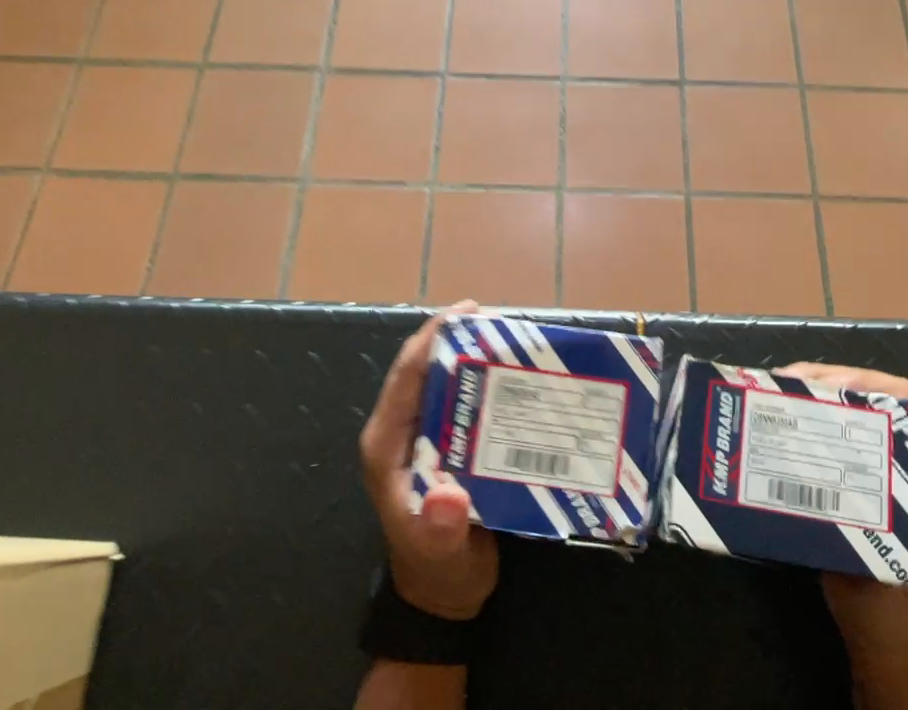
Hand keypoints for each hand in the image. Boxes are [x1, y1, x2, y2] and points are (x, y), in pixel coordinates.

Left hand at [359, 303, 498, 620]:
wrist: (441, 597)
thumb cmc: (437, 571)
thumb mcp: (440, 553)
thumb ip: (439, 527)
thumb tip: (448, 495)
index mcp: (388, 444)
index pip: (407, 376)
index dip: (433, 337)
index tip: (470, 311)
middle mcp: (402, 431)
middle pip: (426, 369)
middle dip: (459, 339)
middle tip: (505, 322)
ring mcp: (423, 438)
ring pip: (445, 383)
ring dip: (474, 358)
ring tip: (517, 341)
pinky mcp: (445, 447)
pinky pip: (463, 403)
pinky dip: (485, 385)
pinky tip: (519, 380)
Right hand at [776, 363, 907, 706]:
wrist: (881, 633)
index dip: (870, 385)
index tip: (825, 386)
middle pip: (871, 399)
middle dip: (828, 382)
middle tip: (784, 383)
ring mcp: (873, 465)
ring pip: (844, 412)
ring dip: (808, 396)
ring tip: (769, 392)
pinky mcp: (842, 476)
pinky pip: (822, 437)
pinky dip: (797, 420)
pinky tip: (768, 417)